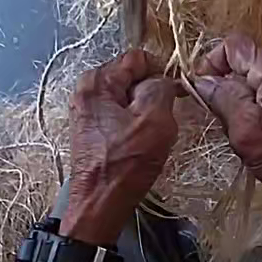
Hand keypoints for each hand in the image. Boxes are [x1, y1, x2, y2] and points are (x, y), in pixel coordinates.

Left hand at [63, 49, 177, 244]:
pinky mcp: (91, 131)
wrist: (100, 203)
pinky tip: (139, 144)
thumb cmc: (125, 164)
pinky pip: (120, 117)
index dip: (161, 71)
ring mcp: (86, 112)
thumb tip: (162, 80)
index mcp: (96, 82)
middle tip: (163, 118)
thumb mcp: (154, 119)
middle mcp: (85, 92)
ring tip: (151, 135)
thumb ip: (161, 87)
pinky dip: (134, 126)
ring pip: (128, 100)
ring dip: (145, 113)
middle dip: (152, 94)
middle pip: (131, 78)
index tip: (175, 92)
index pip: (138, 58)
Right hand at [190, 33, 261, 217]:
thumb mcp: (245, 132)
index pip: (232, 45)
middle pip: (242, 56)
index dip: (210, 65)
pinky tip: (256, 122)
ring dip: (238, 92)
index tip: (203, 93)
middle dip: (225, 81)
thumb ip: (222, 99)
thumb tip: (200, 80)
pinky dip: (253, 97)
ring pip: (251, 70)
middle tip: (223, 114)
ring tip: (240, 122)